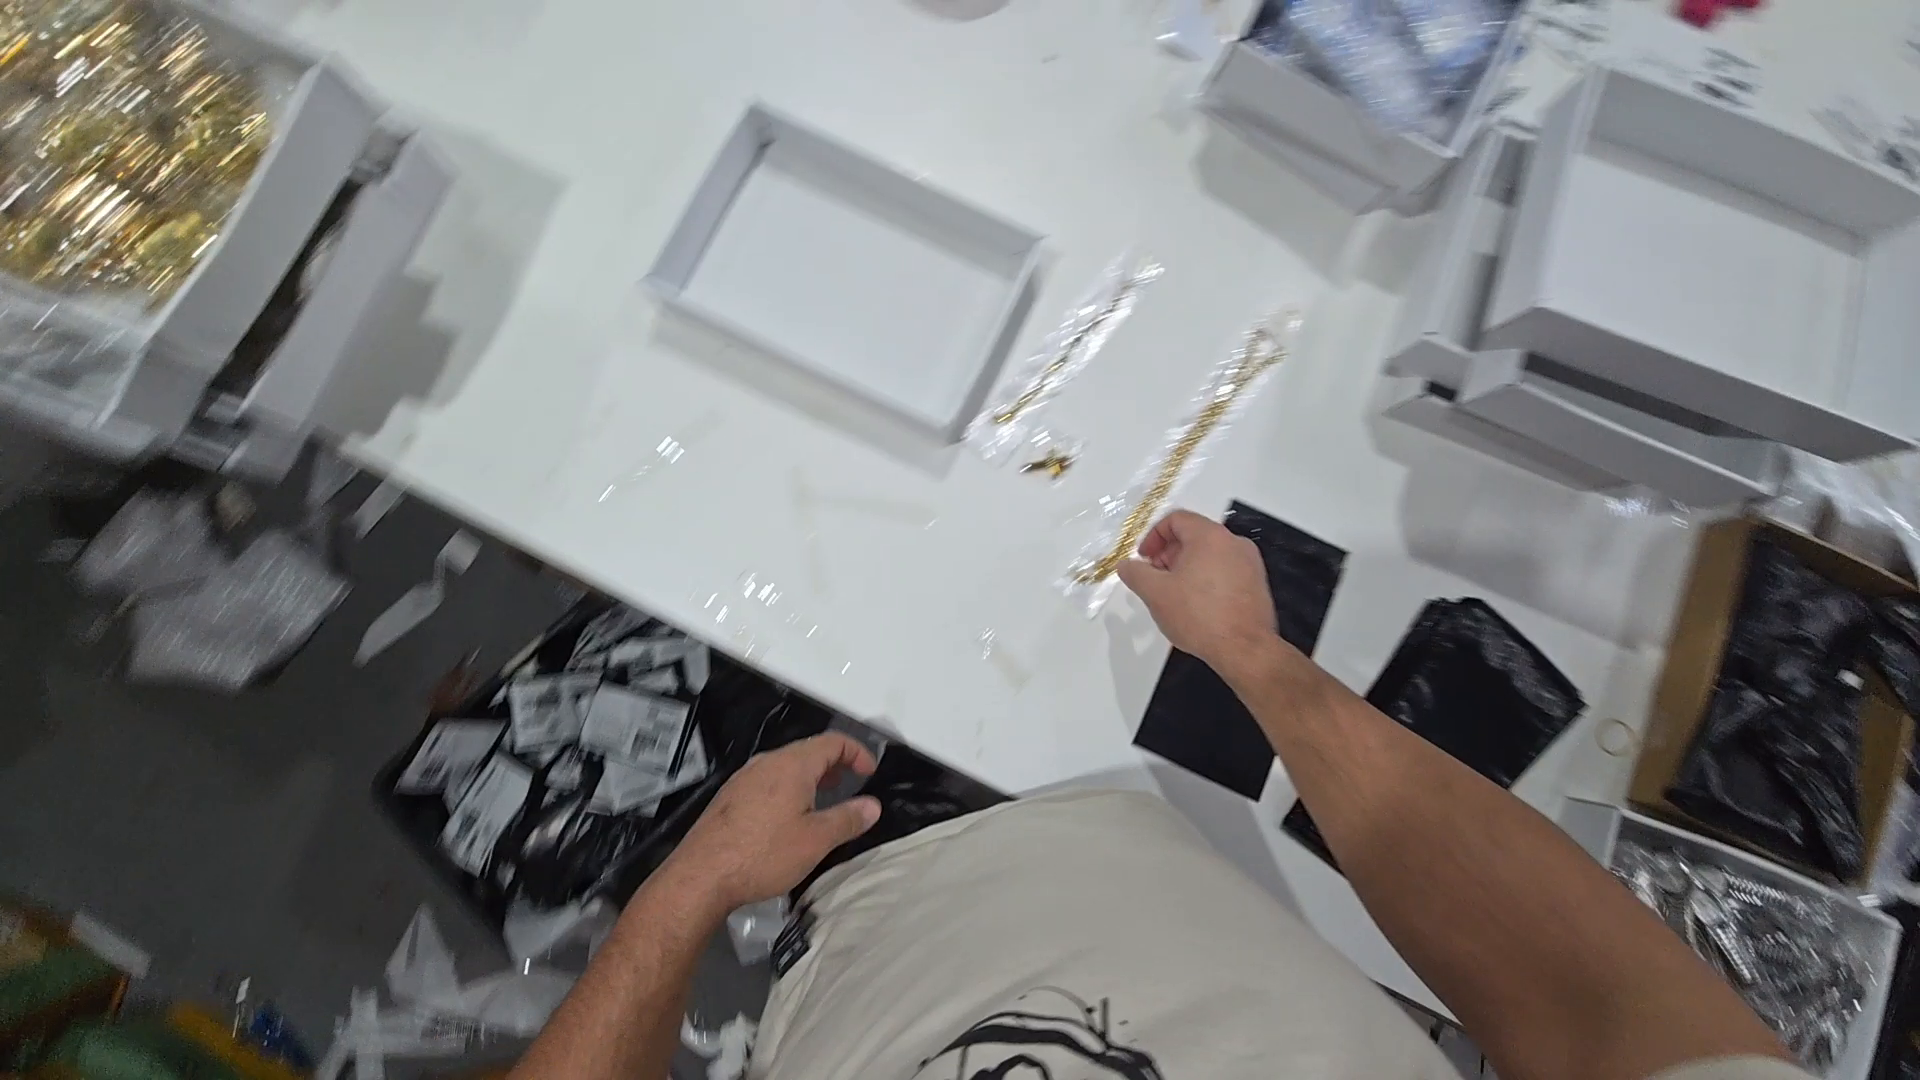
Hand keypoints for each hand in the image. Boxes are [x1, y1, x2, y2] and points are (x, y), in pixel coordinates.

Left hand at [665, 733, 881, 910]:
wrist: (700, 877)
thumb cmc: (764, 854)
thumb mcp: (816, 840)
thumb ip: (848, 819)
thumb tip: (872, 806)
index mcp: (793, 764)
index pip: (833, 742)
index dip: (857, 752)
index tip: (870, 771)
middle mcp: (767, 762)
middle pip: (809, 750)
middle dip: (835, 764)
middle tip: (850, 785)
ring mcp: (745, 778)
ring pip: (787, 765)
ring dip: (811, 776)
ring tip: (823, 800)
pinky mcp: (730, 796)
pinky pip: (768, 780)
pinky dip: (789, 787)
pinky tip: (788, 817)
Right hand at [1116, 509, 1282, 676]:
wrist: (1244, 649)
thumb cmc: (1199, 616)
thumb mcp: (1155, 593)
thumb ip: (1135, 573)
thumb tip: (1126, 566)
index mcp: (1210, 536)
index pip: (1176, 519)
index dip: (1153, 536)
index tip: (1144, 558)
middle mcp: (1234, 543)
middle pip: (1194, 535)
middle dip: (1168, 553)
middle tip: (1155, 576)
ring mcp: (1249, 563)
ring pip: (1210, 554)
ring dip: (1186, 566)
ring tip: (1173, 593)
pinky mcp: (1256, 584)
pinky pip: (1225, 570)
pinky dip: (1206, 578)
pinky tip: (1195, 604)